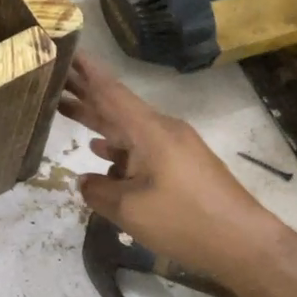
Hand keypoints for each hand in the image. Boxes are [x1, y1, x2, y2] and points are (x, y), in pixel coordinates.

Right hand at [58, 54, 291, 286]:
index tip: (65, 49)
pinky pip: (139, 148)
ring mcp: (174, 149)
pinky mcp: (180, 166)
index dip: (86, 70)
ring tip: (63, 109)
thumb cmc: (185, 221)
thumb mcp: (128, 209)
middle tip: (50, 76)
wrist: (246, 247)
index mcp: (149, 131)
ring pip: (126, 128)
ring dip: (96, 120)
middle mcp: (162, 131)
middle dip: (83, 91)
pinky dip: (115, 147)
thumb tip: (84, 181)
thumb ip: (97, 191)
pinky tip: (98, 153)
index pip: (110, 91)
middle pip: (115, 105)